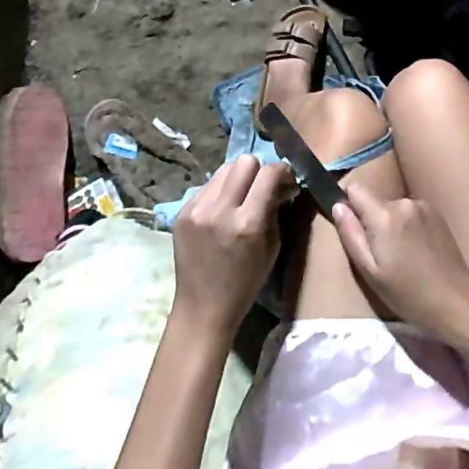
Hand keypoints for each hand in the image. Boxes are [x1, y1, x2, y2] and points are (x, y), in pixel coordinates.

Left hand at [170, 156, 296, 339]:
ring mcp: (196, 209)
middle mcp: (219, 210)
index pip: (268, 173)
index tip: (287, 181)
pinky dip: (221, 191)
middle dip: (259, 170)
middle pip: (244, 161)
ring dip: (239, 177)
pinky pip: (207, 186)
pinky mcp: (181, 212)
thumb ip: (276, 209)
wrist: (203, 307)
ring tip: (243, 196)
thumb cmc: (246, 282)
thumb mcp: (272, 246)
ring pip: (224, 169)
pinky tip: (224, 209)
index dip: (282, 171)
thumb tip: (282, 184)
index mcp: (247, 223)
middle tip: (264, 188)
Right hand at [332, 184, 468, 335]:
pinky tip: (416, 250)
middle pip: (375, 202)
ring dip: (391, 224)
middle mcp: (405, 202)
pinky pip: (410, 212)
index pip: (356, 189)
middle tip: (381, 254)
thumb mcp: (370, 271)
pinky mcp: (438, 212)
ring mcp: (424, 205)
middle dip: (372, 221)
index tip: (353, 228)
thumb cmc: (407, 293)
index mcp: (385, 215)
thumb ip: (351, 234)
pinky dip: (408, 225)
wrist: (455, 299)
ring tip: (401, 254)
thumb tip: (337, 205)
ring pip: (393, 207)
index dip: (349, 205)